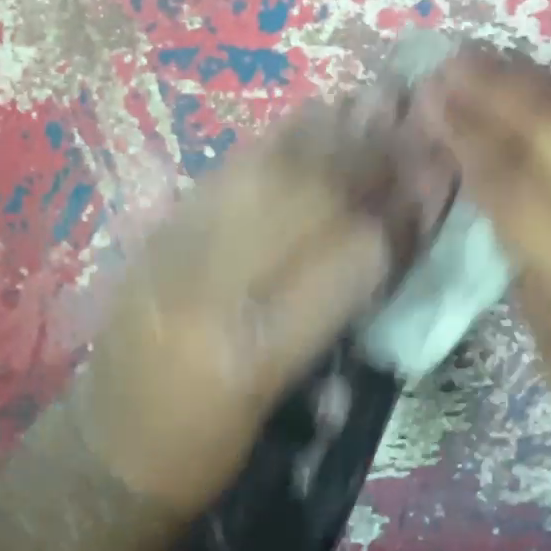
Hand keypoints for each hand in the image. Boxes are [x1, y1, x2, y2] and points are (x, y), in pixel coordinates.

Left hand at [71, 103, 442, 515]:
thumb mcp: (281, 398)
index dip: (404, 212)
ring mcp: (176, 250)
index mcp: (256, 351)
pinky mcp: (155, 232)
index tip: (442, 172)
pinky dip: (278, 138)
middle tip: (416, 117)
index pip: (351, 260)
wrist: (108, 452)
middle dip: (372, 153)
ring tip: (373, 99)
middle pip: (309, 198)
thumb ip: (333, 316)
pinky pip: (225, 170)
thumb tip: (386, 237)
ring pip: (267, 170)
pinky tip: (311, 115)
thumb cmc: (209, 449)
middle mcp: (214, 289)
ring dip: (328, 131)